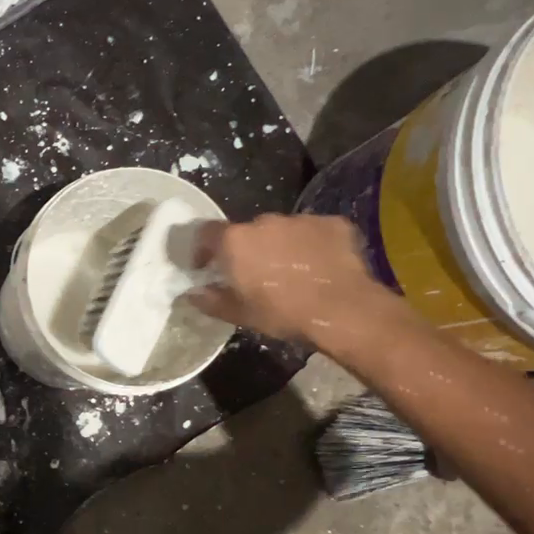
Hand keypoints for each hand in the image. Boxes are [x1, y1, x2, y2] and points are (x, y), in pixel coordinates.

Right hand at [189, 214, 391, 340]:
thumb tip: (192, 294)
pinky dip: (309, 244)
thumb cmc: (282, 312)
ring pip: (281, 230)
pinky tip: (316, 264)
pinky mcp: (332, 223)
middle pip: (247, 231)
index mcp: (236, 241)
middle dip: (246, 249)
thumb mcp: (239, 314)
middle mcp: (265, 221)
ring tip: (289, 270)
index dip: (203, 249)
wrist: (341, 309)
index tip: (206, 266)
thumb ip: (210, 300)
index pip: (206, 232)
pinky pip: (312, 231)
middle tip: (253, 273)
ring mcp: (301, 219)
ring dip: (278, 245)